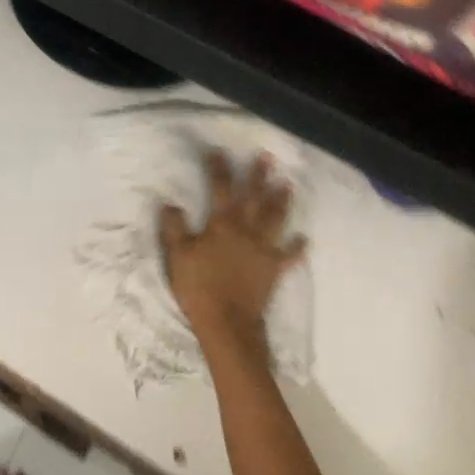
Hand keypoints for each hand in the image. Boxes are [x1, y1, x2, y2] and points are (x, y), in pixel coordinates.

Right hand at [161, 150, 305, 355]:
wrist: (228, 322)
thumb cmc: (199, 287)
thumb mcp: (177, 255)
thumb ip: (174, 228)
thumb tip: (170, 204)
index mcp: (221, 224)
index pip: (221, 188)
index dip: (219, 169)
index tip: (218, 152)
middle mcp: (246, 230)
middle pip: (254, 198)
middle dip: (259, 176)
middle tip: (267, 158)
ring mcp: (264, 250)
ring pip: (275, 219)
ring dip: (282, 201)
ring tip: (287, 185)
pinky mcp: (274, 270)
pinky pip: (289, 256)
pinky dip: (297, 247)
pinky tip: (304, 240)